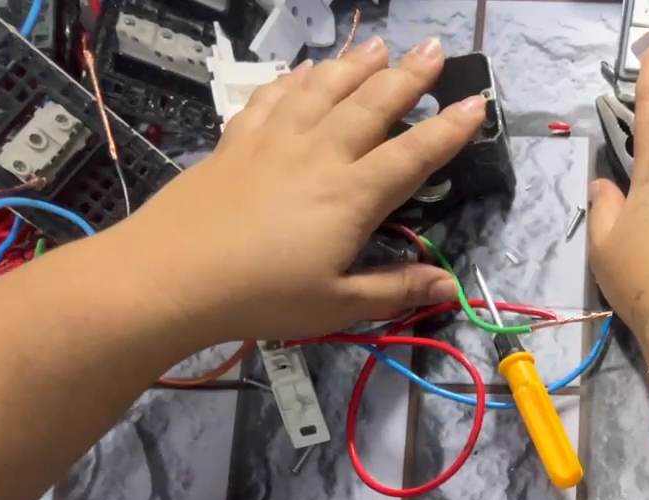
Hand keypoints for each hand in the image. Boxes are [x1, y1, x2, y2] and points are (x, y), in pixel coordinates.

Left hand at [105, 37, 481, 346]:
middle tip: (434, 49)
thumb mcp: (342, 304)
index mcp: (351, 196)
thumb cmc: (266, 295)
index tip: (476, 103)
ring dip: (355, 65)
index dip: (448, 131)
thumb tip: (451, 285)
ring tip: (380, 46)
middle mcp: (318, 155)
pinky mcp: (238, 142)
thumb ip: (398, 290)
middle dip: (408, 77)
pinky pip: (274, 97)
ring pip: (323, 89)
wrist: (172, 274)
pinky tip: (307, 70)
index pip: (412, 156)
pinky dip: (296, 78)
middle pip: (371, 106)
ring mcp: (275, 142)